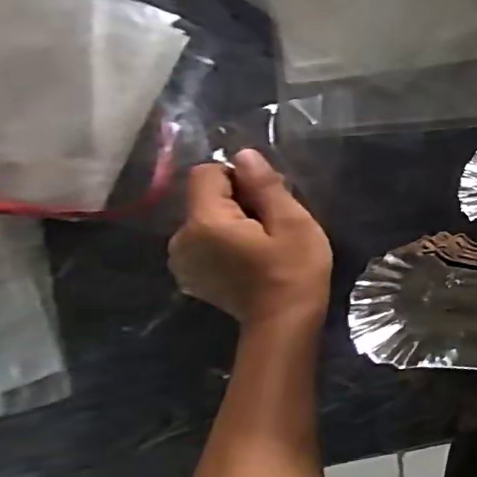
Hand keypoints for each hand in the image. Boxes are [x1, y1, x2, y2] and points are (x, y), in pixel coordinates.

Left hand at [169, 150, 331, 330]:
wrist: (284, 321)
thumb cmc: (295, 269)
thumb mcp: (293, 223)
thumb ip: (266, 187)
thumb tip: (244, 155)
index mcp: (205, 221)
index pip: (206, 174)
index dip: (240, 177)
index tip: (271, 198)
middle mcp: (181, 237)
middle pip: (206, 198)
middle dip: (239, 202)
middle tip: (276, 224)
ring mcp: (181, 259)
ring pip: (206, 221)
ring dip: (233, 223)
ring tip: (265, 244)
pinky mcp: (190, 275)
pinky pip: (204, 243)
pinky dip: (225, 243)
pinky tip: (251, 260)